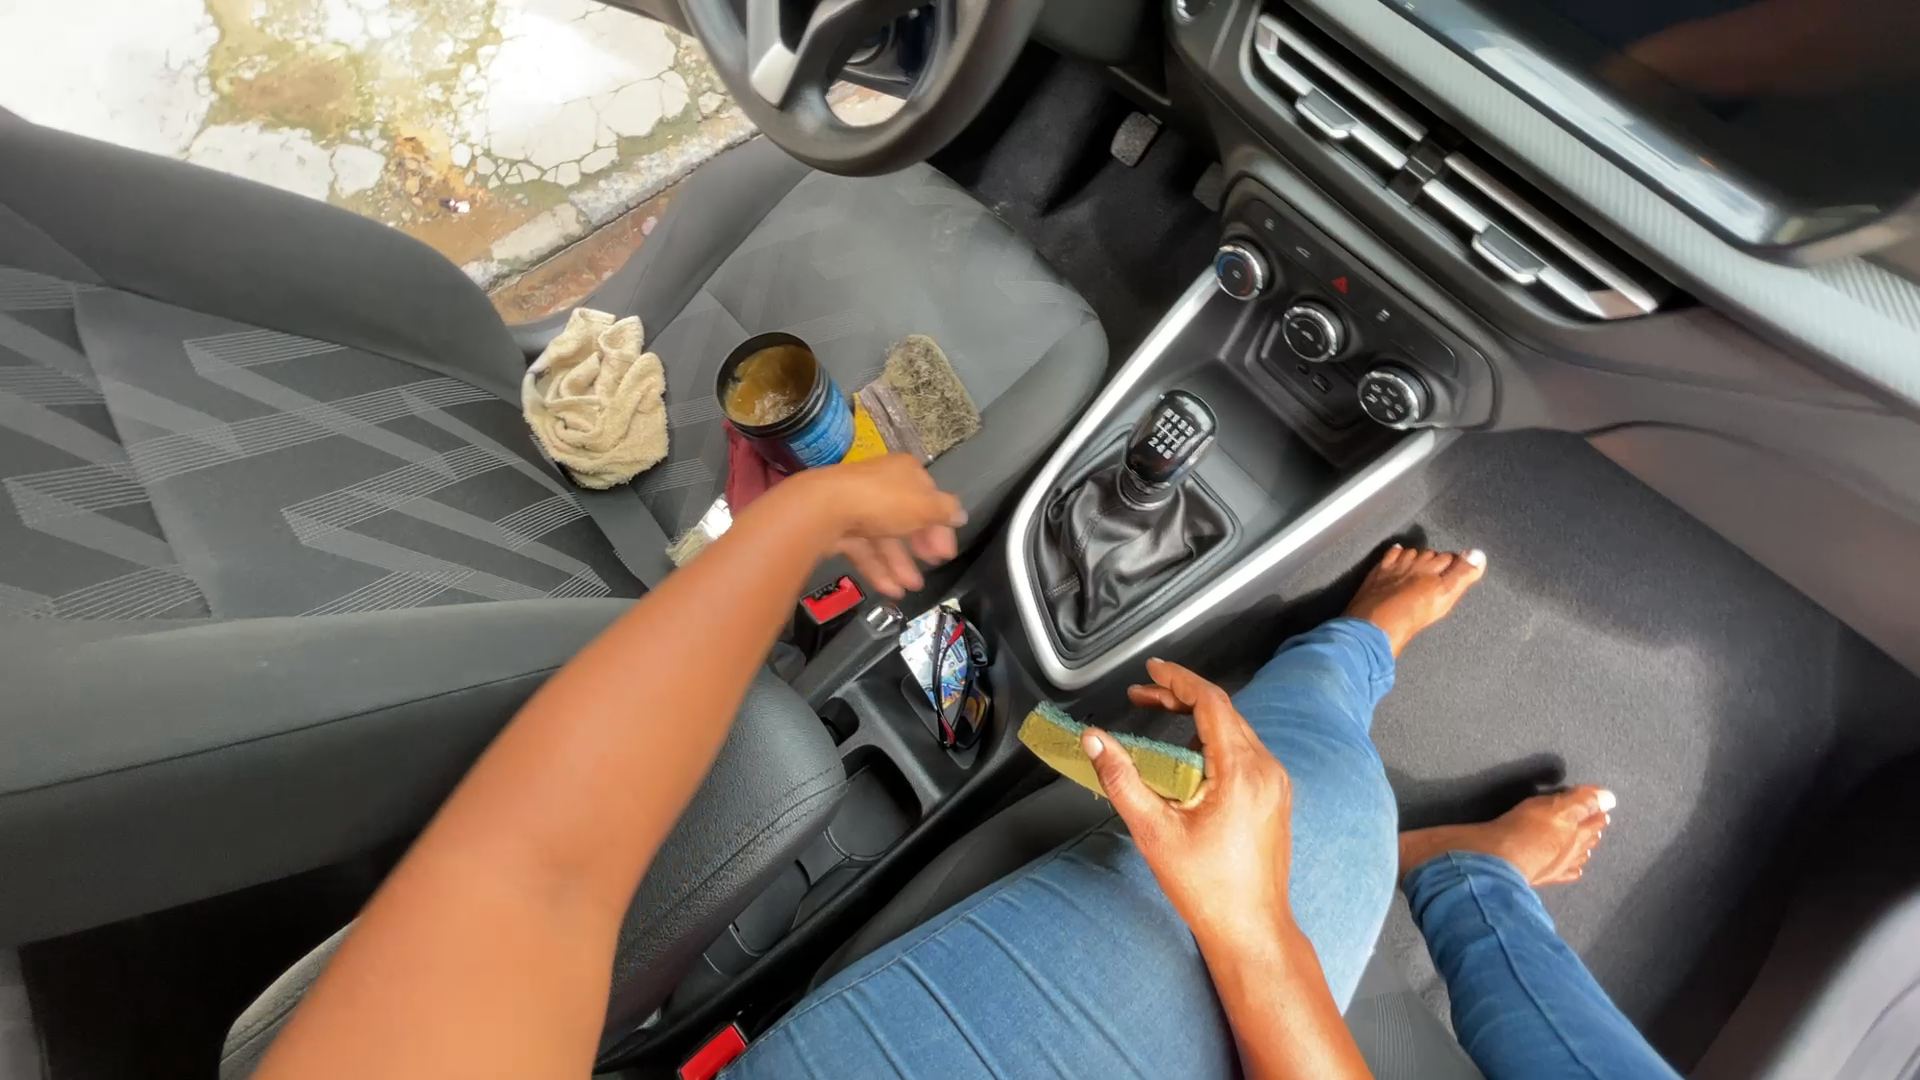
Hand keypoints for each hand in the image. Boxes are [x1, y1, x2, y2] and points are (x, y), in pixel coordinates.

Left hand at [793, 455, 966, 597]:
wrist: (825, 509)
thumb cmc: (883, 501)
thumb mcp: (924, 505)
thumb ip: (946, 511)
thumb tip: (961, 515)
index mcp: (905, 472)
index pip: (930, 498)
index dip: (941, 525)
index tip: (947, 551)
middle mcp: (882, 486)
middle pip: (907, 520)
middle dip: (920, 547)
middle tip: (933, 566)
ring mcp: (858, 507)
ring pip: (885, 539)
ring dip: (901, 565)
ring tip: (913, 587)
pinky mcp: (840, 528)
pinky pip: (864, 550)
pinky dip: (878, 570)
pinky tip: (891, 590)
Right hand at [1083, 658, 1294, 942]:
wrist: (1252, 931)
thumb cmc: (1207, 887)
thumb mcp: (1152, 829)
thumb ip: (1120, 777)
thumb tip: (1094, 740)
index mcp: (1241, 771)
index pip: (1210, 702)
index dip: (1177, 680)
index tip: (1151, 669)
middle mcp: (1266, 770)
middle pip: (1221, 711)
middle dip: (1178, 696)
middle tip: (1141, 696)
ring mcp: (1275, 783)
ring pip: (1232, 729)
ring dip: (1194, 717)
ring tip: (1156, 721)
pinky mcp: (1273, 796)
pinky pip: (1241, 750)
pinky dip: (1210, 739)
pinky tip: (1184, 756)